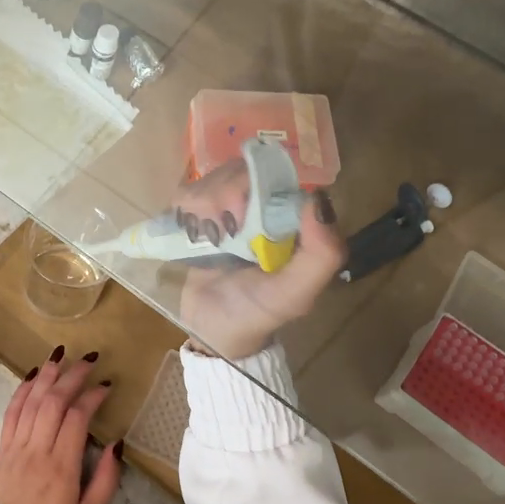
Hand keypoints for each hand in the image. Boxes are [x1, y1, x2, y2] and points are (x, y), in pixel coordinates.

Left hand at [0, 349, 121, 503]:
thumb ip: (106, 480)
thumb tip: (116, 444)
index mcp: (61, 468)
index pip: (76, 418)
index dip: (92, 397)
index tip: (106, 386)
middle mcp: (36, 451)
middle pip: (52, 401)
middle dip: (71, 376)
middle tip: (89, 359)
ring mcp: (16, 448)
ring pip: (30, 401)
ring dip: (46, 375)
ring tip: (61, 355)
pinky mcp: (3, 450)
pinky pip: (11, 413)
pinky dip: (21, 390)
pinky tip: (32, 376)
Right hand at [176, 178, 346, 359]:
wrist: (211, 333)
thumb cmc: (257, 314)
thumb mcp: (296, 293)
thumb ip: (320, 254)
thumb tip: (316, 200)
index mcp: (289, 220)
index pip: (275, 175)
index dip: (255, 184)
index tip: (241, 213)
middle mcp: (260, 209)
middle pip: (240, 170)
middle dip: (224, 195)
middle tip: (222, 230)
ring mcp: (227, 211)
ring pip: (212, 178)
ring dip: (203, 204)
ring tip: (206, 237)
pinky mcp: (198, 219)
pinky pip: (188, 192)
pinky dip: (184, 208)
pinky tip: (190, 232)